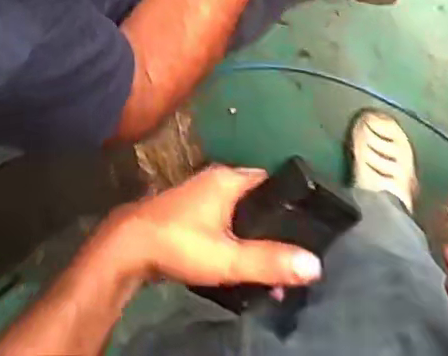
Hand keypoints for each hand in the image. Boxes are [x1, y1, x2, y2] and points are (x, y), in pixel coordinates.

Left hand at [98, 166, 322, 288]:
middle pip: (257, 198)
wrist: (131, 246)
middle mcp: (216, 179)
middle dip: (275, 226)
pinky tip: (244, 263)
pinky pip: (225, 220)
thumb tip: (315, 263)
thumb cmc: (181, 243)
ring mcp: (202, 193)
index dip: (291, 202)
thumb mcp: (229, 259)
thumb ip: (270, 261)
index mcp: (228, 179)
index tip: (310, 227)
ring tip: (275, 269)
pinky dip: (238, 238)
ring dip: (255, 236)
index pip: (271, 181)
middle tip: (294, 256)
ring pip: (241, 212)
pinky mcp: (192, 211)